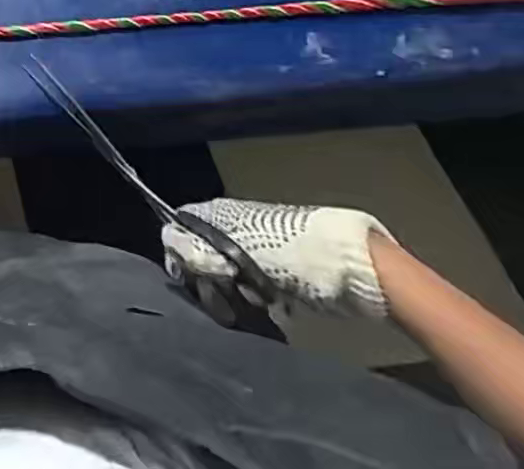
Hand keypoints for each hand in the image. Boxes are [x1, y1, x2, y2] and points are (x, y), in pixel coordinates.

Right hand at [161, 197, 392, 318]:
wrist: (356, 268)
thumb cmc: (291, 253)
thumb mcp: (232, 245)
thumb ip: (192, 244)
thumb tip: (167, 245)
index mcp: (215, 212)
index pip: (178, 231)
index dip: (181, 257)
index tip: (193, 280)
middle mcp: (231, 226)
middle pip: (200, 256)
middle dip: (208, 282)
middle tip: (226, 303)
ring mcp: (257, 251)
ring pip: (224, 276)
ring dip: (232, 296)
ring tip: (252, 308)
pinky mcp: (280, 274)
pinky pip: (251, 289)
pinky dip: (255, 302)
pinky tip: (268, 309)